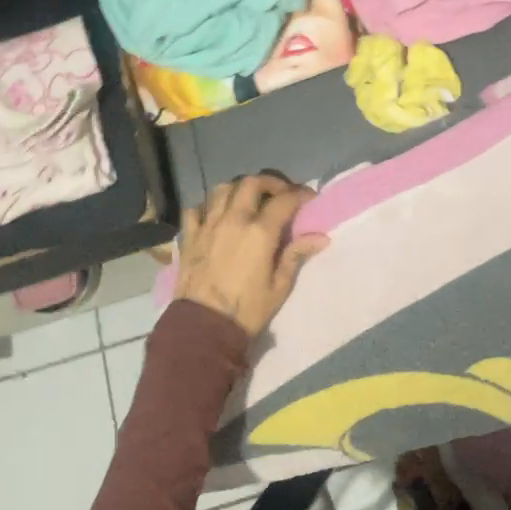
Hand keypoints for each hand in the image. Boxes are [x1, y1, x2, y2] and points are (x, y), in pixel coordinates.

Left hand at [176, 174, 328, 338]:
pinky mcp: (190, 236)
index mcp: (259, 232)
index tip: (309, 198)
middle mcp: (233, 219)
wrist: (203, 327)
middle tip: (280, 193)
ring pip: (222, 189)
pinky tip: (215, 216)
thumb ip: (296, 255)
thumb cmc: (246, 310)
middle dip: (270, 182)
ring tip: (249, 200)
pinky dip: (208, 207)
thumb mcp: (279, 286)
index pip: (284, 200)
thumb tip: (320, 237)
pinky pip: (196, 210)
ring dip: (239, 188)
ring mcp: (208, 225)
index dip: (300, 194)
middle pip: (252, 183)